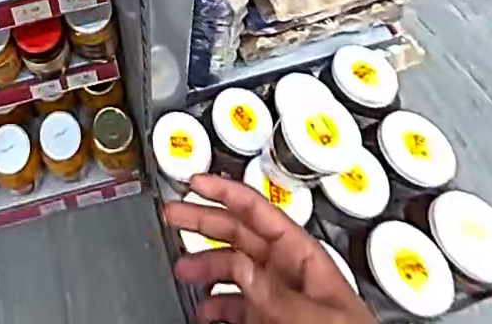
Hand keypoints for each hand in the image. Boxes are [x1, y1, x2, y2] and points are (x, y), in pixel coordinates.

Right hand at [163, 174, 375, 323]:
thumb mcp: (319, 320)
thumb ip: (278, 293)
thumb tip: (240, 264)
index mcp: (304, 257)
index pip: (258, 210)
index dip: (224, 190)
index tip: (195, 181)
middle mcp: (288, 271)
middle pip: (238, 233)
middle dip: (202, 221)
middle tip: (172, 213)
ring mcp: (279, 298)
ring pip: (233, 268)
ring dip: (205, 266)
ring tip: (182, 270)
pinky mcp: (272, 323)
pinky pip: (238, 305)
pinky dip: (217, 306)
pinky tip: (205, 312)